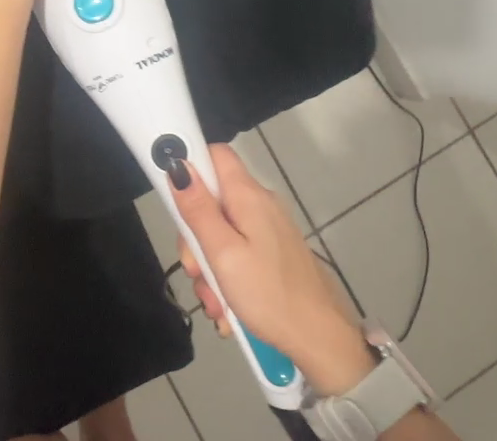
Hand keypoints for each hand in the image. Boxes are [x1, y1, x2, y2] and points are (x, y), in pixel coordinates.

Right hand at [173, 144, 375, 394]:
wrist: (322, 342)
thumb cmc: (269, 295)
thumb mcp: (223, 254)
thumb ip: (198, 209)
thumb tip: (178, 165)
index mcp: (248, 196)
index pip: (214, 154)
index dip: (190, 166)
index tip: (174, 198)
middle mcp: (260, 205)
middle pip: (212, 200)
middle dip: (195, 236)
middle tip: (194, 269)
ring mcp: (268, 231)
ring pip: (221, 233)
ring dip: (208, 266)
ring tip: (214, 302)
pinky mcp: (273, 254)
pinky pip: (237, 253)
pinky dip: (226, 276)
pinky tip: (227, 307)